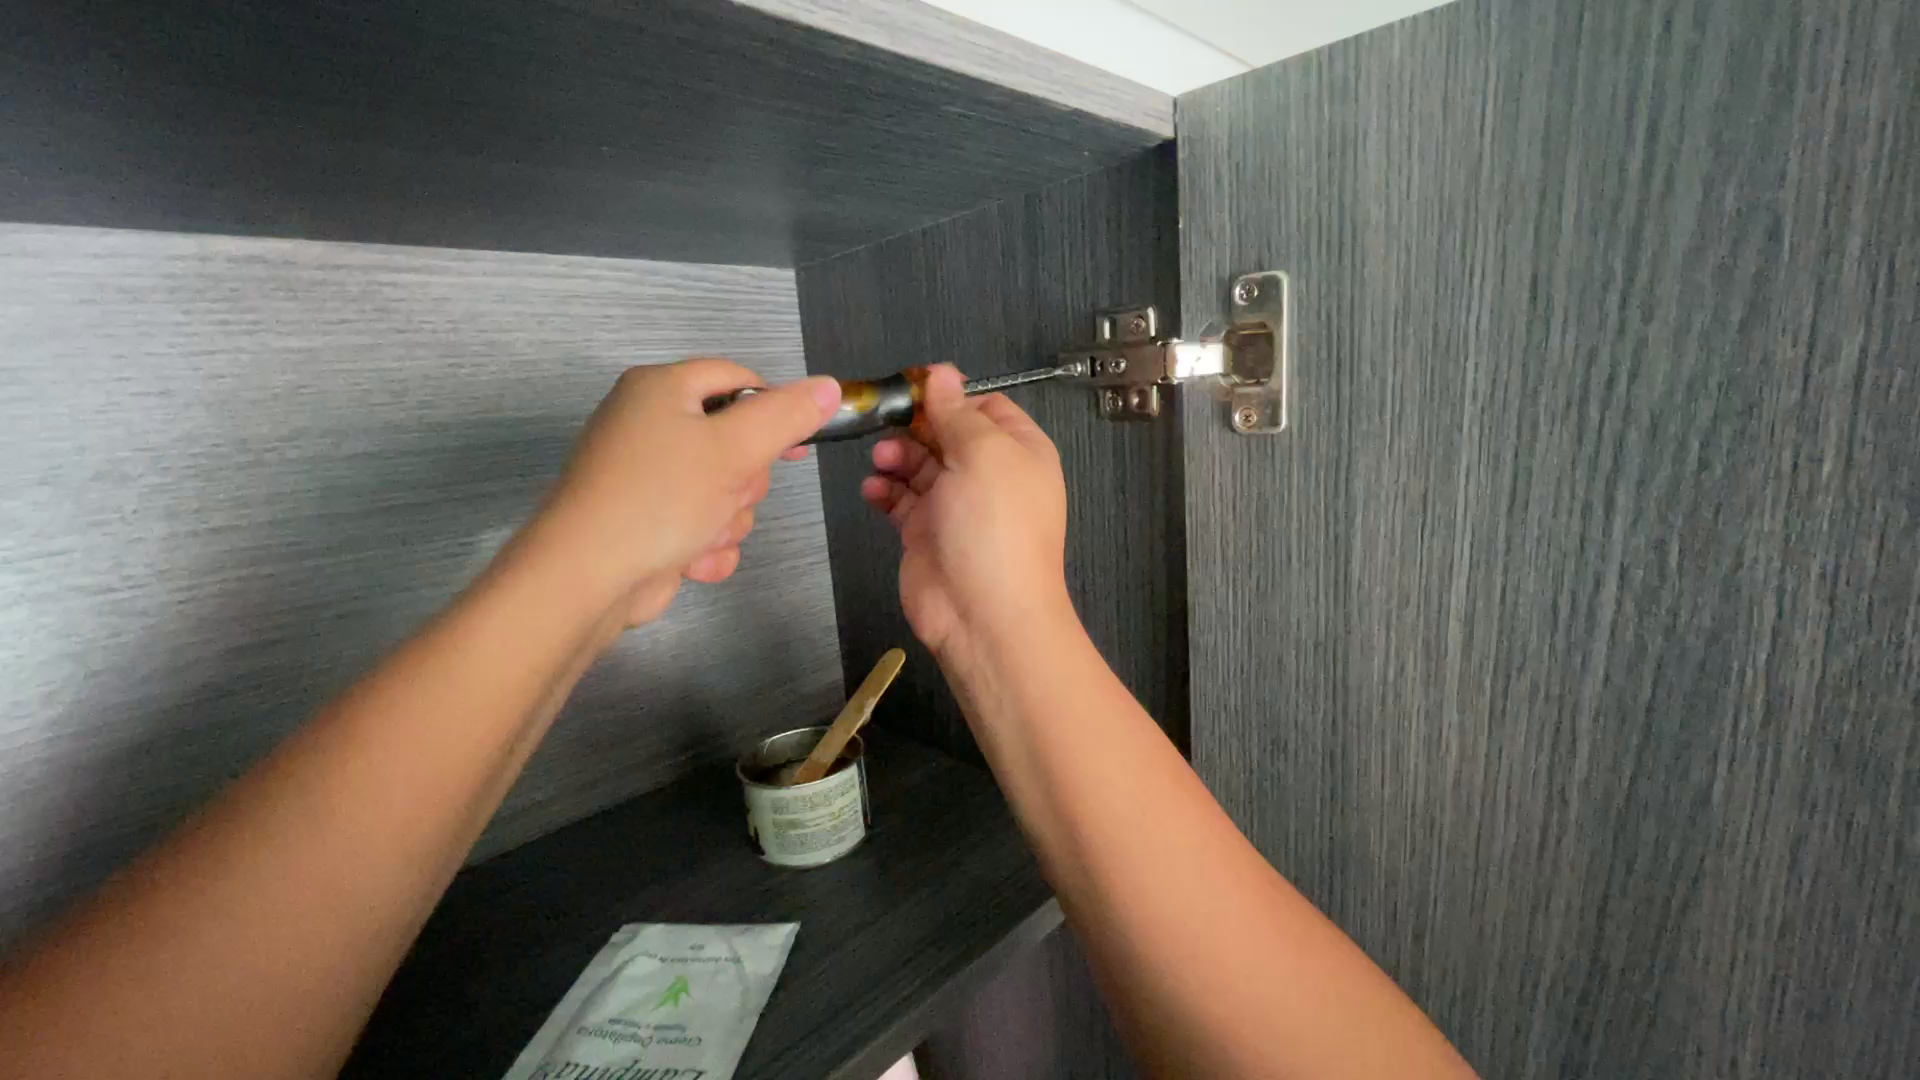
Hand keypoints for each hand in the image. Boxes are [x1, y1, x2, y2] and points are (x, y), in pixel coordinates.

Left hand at [525, 359, 840, 624]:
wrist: (588, 578)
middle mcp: (650, 424)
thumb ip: (788, 415)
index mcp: (662, 389)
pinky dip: (706, 545)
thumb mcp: (735, 448)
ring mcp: (647, 477)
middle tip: (731, 492)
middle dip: (746, 479)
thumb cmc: (661, 498)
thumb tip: (830, 386)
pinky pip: (702, 524)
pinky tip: (691, 561)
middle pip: (736, 440)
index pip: (739, 379)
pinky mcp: (647, 521)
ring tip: (703, 534)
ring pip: (725, 489)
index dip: (775, 408)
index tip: (797, 444)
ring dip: (728, 520)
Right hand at [861, 365, 1069, 662]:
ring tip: (882, 461)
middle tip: (887, 424)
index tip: (914, 390)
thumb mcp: (983, 454)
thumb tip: (942, 372)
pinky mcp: (925, 533)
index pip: (986, 407)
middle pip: (946, 433)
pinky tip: (874, 490)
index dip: (951, 396)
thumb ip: (957, 412)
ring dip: (896, 456)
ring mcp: (956, 506)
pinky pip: (901, 500)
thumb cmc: (994, 526)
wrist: (983, 613)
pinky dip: (885, 491)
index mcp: (1019, 451)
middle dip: (916, 426)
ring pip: (919, 465)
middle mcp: (989, 475)